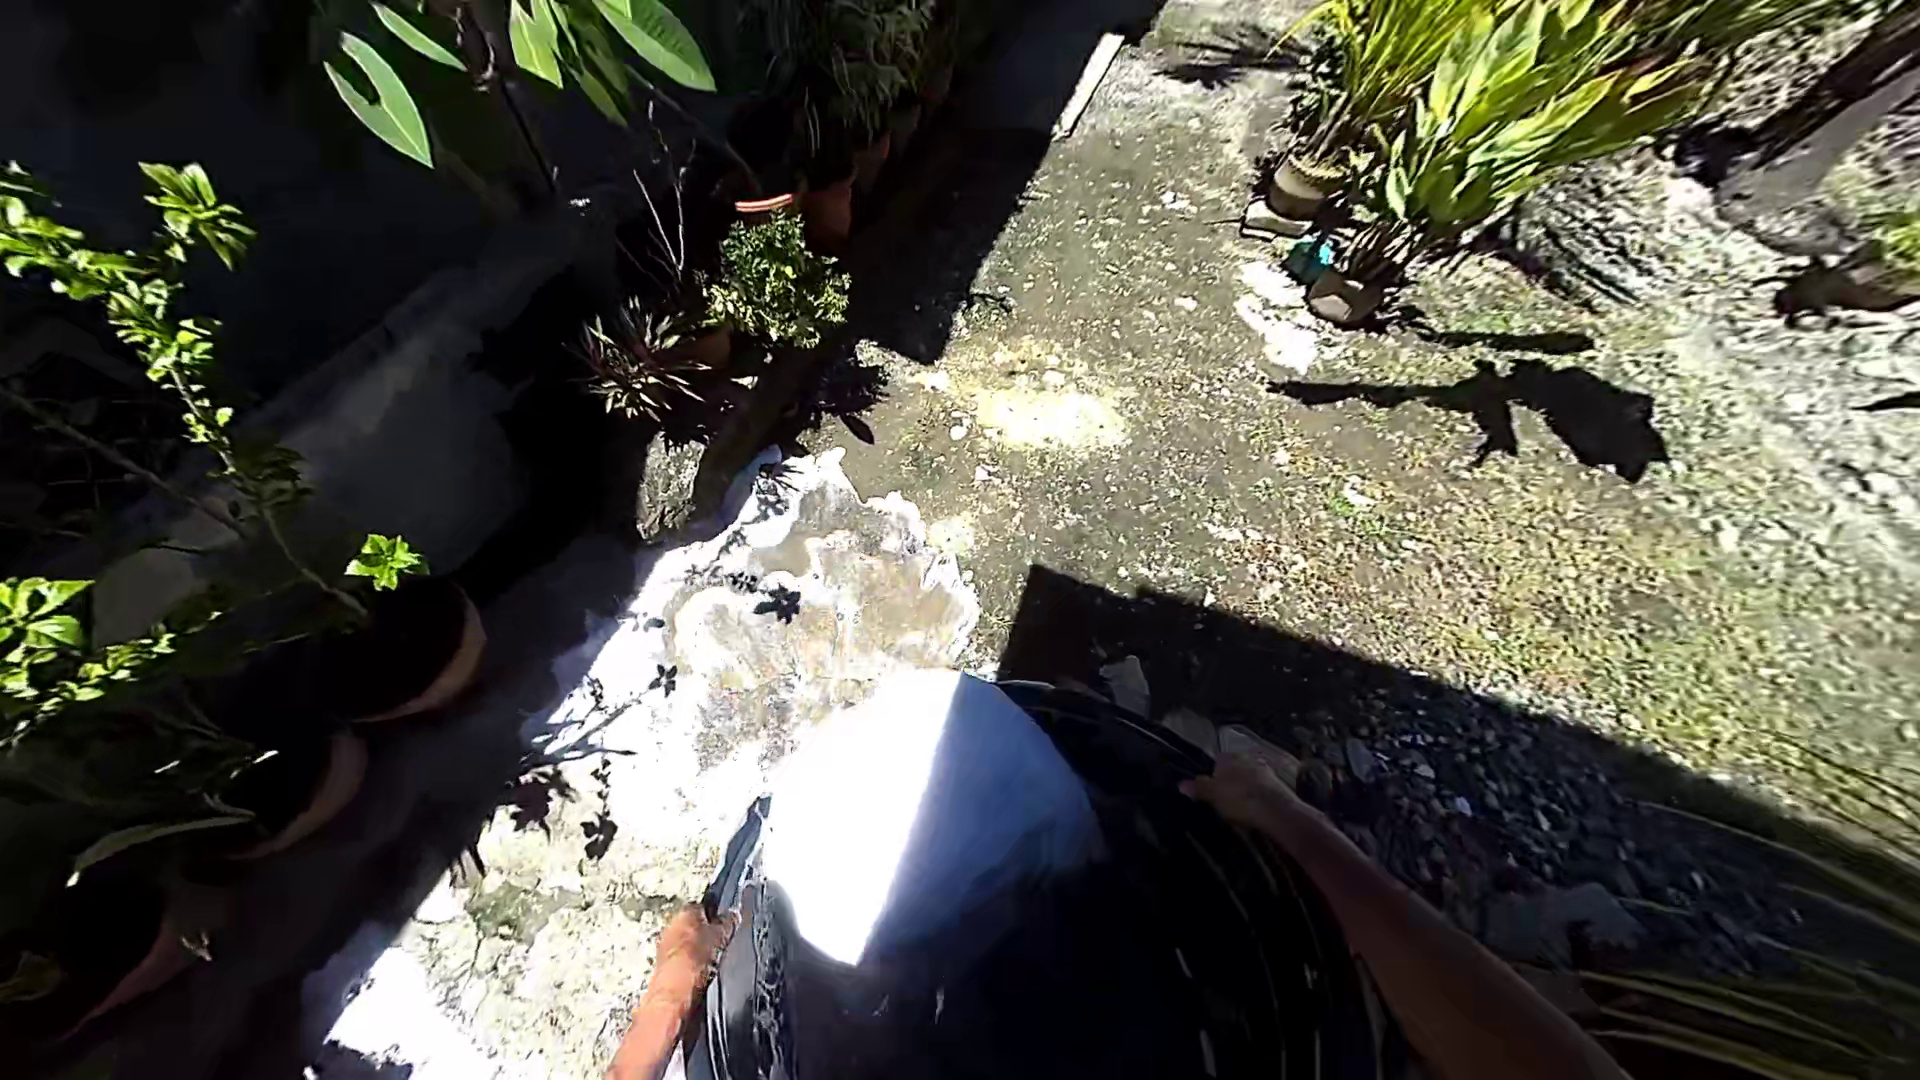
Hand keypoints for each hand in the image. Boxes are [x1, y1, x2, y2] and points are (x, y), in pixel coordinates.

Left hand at [649, 904, 735, 998]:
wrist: (674, 993)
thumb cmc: (697, 957)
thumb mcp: (723, 935)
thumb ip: (729, 922)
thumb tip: (735, 915)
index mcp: (685, 910)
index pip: (703, 906)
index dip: (715, 915)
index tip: (724, 924)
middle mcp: (670, 925)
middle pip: (691, 925)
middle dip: (702, 933)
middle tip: (718, 943)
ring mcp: (662, 948)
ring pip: (683, 944)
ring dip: (693, 950)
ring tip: (709, 962)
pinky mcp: (659, 969)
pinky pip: (678, 961)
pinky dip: (686, 966)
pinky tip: (696, 974)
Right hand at [1180, 729, 1312, 831]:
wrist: (1279, 813)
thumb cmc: (1240, 799)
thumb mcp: (1213, 794)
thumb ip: (1198, 787)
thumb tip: (1180, 784)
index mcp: (1231, 757)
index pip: (1217, 761)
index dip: (1213, 776)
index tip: (1211, 792)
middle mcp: (1249, 759)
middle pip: (1235, 771)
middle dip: (1231, 783)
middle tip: (1225, 801)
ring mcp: (1267, 773)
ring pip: (1250, 781)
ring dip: (1246, 791)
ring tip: (1240, 809)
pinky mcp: (1281, 789)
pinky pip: (1263, 792)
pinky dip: (1258, 800)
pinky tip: (1256, 812)